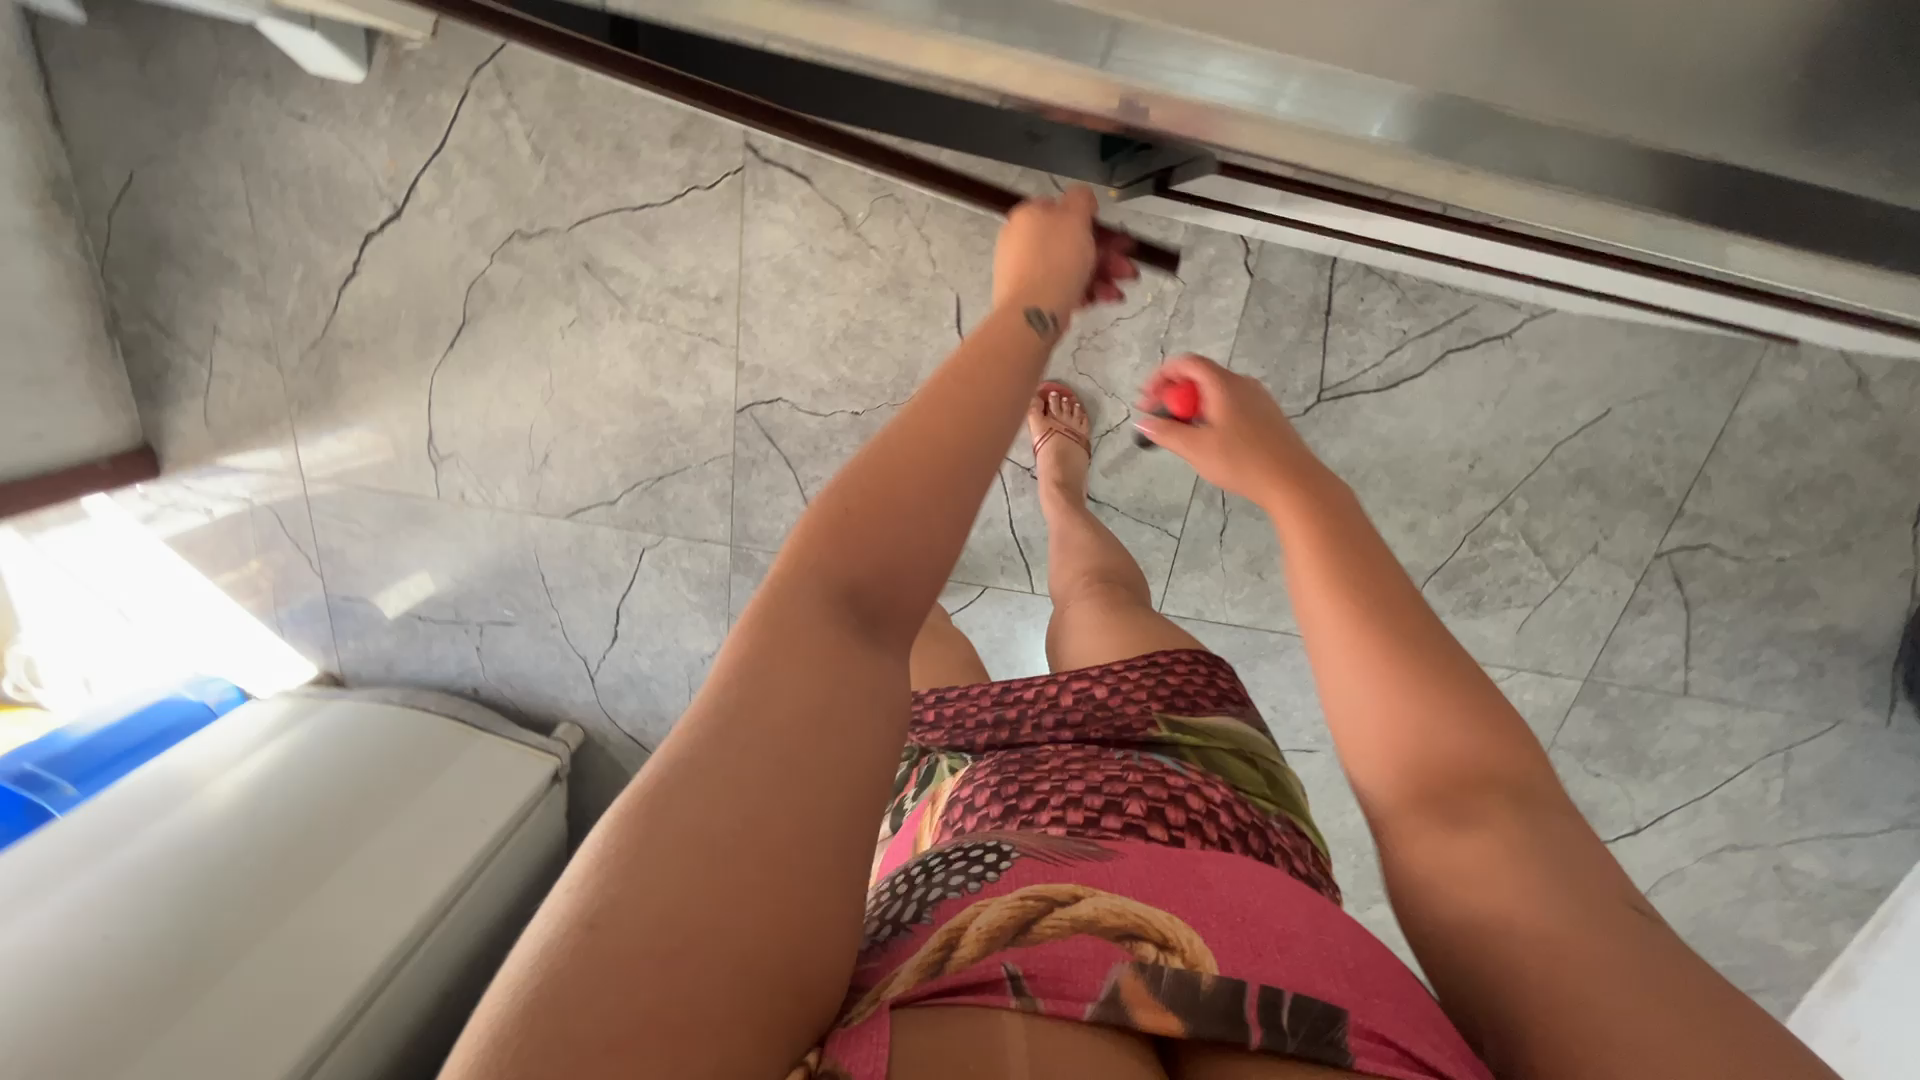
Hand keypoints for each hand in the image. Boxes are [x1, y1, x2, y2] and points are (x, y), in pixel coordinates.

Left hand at [992, 186, 1137, 324]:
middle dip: (1106, 255)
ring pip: (1070, 268)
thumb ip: (1082, 199)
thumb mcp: (1074, 216)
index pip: (1063, 211)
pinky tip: (1104, 299)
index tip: (1115, 237)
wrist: (1033, 313)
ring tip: (1120, 290)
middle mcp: (1022, 242)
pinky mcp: (1030, 298)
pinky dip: (1085, 292)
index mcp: (1028, 217)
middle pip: (1071, 243)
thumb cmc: (1055, 260)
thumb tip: (1082, 198)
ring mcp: (1024, 272)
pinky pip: (1062, 289)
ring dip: (1102, 276)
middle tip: (1127, 267)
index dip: (1092, 222)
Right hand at [1134, 353, 1325, 504]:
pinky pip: (1230, 404)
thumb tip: (1143, 422)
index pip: (1186, 363)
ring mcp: (1257, 398)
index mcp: (1224, 384)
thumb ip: (1166, 432)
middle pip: (1200, 377)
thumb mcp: (1195, 448)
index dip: (1161, 376)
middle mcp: (1242, 384)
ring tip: (1181, 434)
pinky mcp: (1266, 415)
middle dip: (1173, 395)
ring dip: (1191, 407)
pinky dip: (1210, 414)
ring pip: (1215, 392)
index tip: (1146, 401)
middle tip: (1160, 420)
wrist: (1292, 481)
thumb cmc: (1241, 461)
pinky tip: (1209, 440)